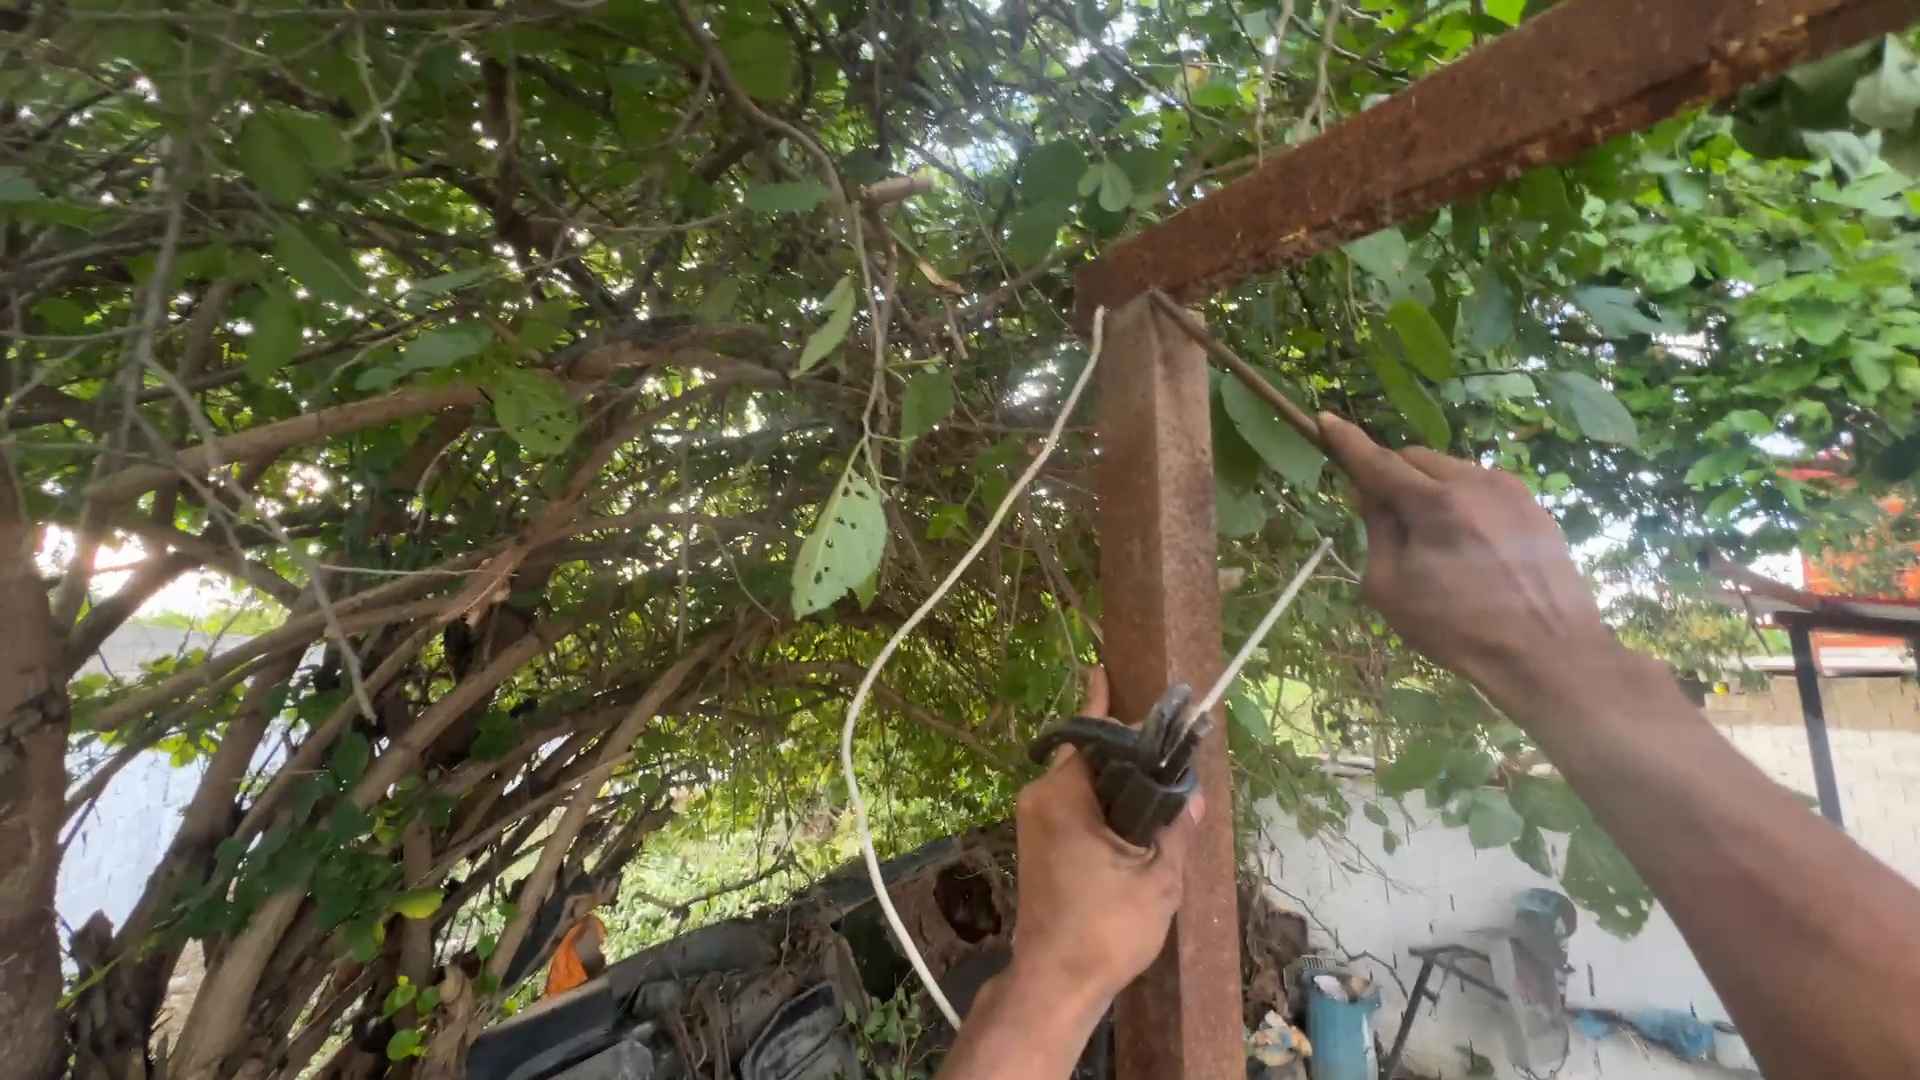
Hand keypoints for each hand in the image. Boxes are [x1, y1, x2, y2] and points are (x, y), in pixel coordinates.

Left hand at [1008, 668, 1203, 1008]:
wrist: (1055, 979)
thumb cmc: (1106, 927)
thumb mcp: (1157, 880)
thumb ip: (1174, 829)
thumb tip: (1191, 793)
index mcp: (1064, 795)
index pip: (1089, 733)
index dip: (1106, 706)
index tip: (1106, 670)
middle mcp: (1040, 796)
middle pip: (1084, 754)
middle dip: (1119, 746)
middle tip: (1160, 742)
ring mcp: (1032, 818)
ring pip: (1077, 780)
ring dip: (1110, 776)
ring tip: (1153, 778)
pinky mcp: (1033, 838)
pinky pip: (1068, 801)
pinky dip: (1097, 797)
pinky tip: (1128, 811)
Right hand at [1318, 414, 1615, 701]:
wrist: (1549, 653)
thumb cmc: (1454, 628)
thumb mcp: (1388, 586)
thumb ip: (1376, 529)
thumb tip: (1368, 492)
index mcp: (1434, 505)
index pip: (1377, 461)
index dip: (1346, 441)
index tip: (1325, 421)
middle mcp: (1474, 483)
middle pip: (1412, 457)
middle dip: (1389, 475)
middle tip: (1383, 518)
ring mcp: (1509, 490)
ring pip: (1447, 469)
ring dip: (1424, 487)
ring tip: (1430, 538)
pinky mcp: (1532, 504)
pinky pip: (1478, 485)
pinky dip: (1456, 499)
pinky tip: (1464, 543)